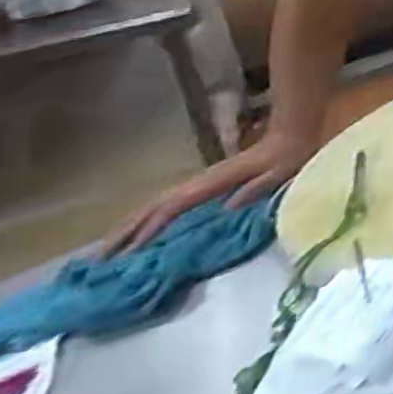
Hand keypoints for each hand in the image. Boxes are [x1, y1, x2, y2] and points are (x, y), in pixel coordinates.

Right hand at [101, 130, 317, 254]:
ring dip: (129, 226)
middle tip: (97, 261)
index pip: (176, 206)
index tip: (129, 253)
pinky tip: (137, 232)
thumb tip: (224, 211)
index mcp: (216, 180)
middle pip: (154, 207)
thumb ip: (256, 189)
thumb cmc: (291, 154)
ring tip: (105, 252)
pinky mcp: (205, 182)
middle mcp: (201, 180)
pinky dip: (147, 218)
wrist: (295, 132)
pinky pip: (168, 203)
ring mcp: (201, 180)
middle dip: (126, 232)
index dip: (152, 228)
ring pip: (156, 204)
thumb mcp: (281, 172)